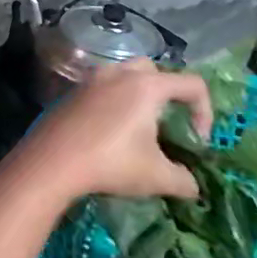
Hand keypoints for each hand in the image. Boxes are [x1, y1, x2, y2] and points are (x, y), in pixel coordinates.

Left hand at [19, 59, 212, 201]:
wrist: (51, 160)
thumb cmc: (111, 163)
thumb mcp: (156, 177)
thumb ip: (183, 180)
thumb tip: (192, 186)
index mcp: (147, 86)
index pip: (192, 84)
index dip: (205, 111)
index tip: (197, 141)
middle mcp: (120, 73)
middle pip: (155, 71)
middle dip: (169, 94)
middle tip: (167, 124)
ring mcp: (92, 79)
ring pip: (125, 75)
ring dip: (138, 95)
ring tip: (139, 128)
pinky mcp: (73, 91)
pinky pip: (102, 87)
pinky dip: (114, 101)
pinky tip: (110, 131)